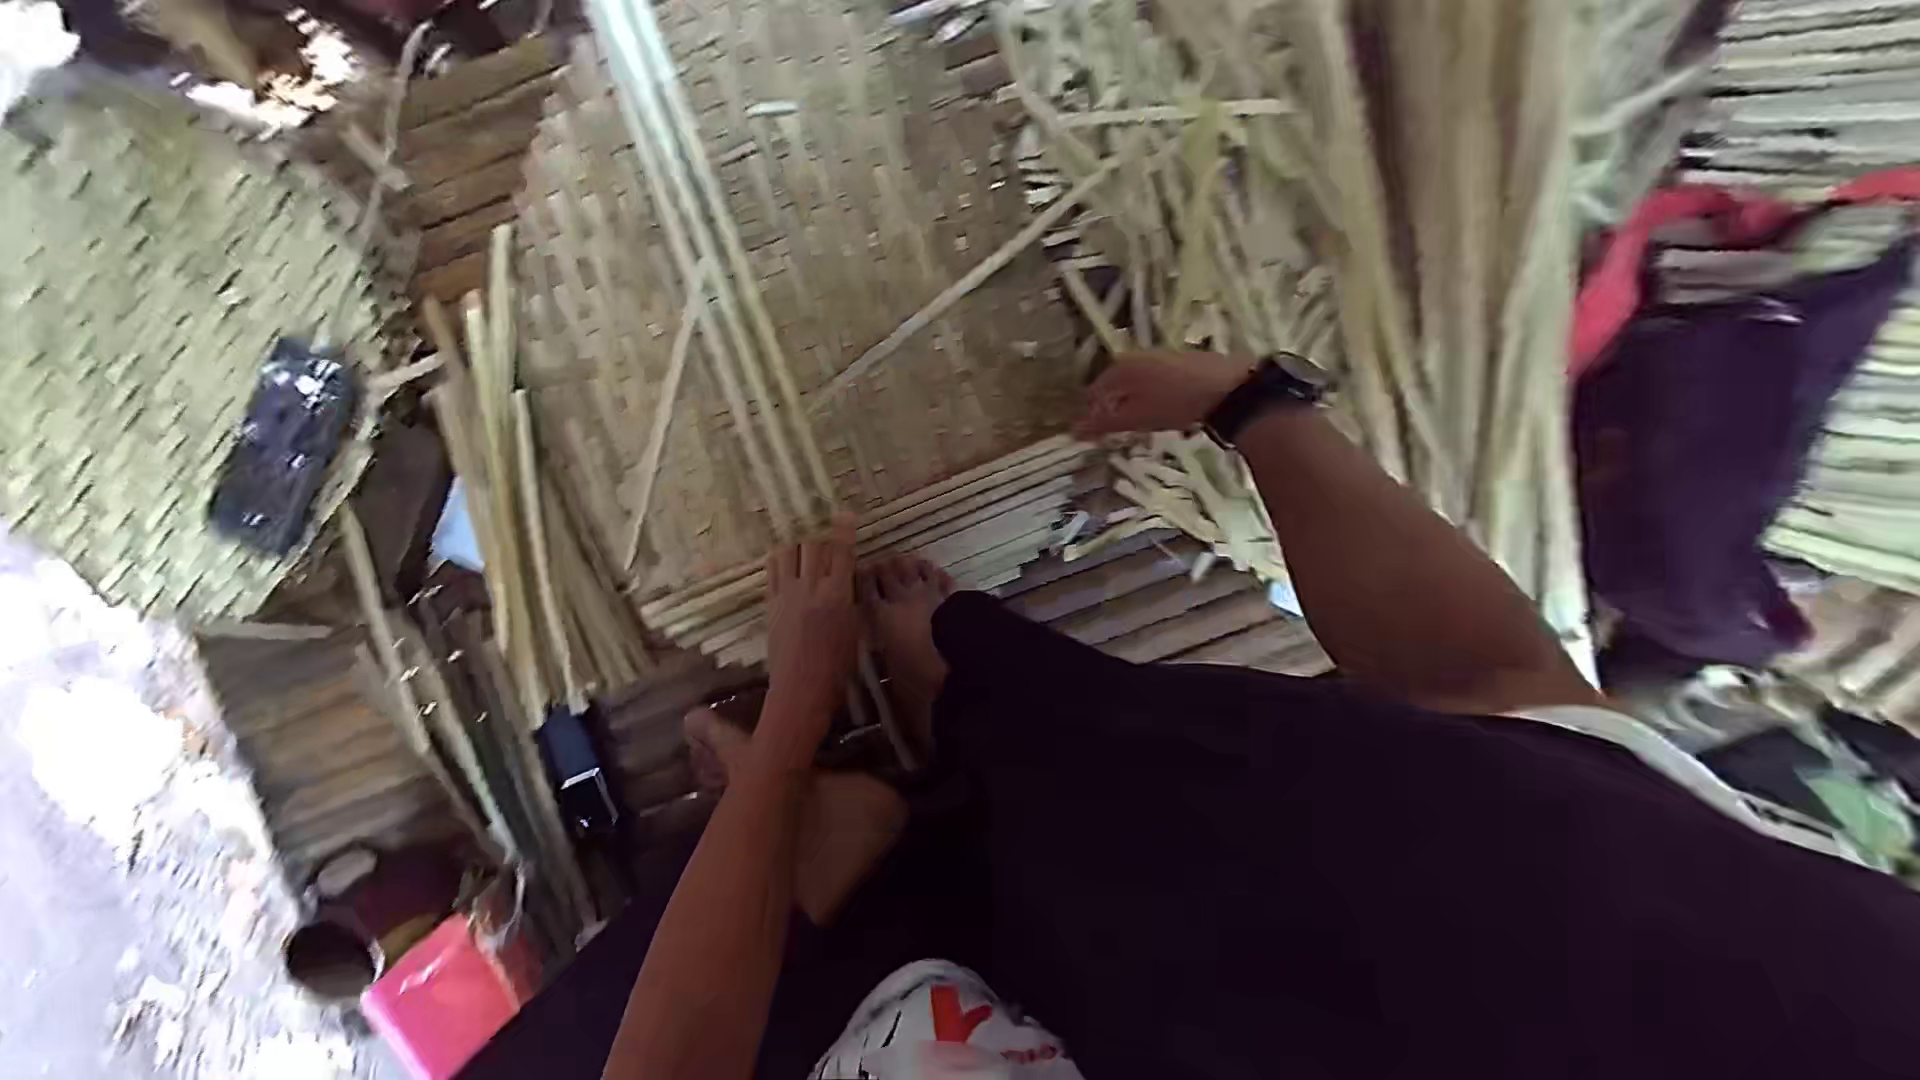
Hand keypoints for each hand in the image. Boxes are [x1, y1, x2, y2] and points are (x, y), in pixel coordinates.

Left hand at [762, 514, 859, 727]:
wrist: (801, 689)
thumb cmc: (838, 666)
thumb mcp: (854, 628)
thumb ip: (849, 598)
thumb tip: (847, 577)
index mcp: (836, 595)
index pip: (841, 552)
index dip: (844, 531)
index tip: (846, 516)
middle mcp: (809, 588)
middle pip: (813, 546)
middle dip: (822, 540)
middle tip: (828, 543)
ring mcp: (786, 595)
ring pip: (789, 552)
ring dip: (799, 547)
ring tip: (806, 552)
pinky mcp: (770, 604)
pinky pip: (772, 571)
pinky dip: (780, 561)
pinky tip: (786, 564)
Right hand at [1074, 351, 1255, 436]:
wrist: (1228, 387)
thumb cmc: (1174, 402)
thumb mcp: (1135, 417)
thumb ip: (1104, 423)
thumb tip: (1072, 431)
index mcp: (1120, 368)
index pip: (1093, 392)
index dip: (1089, 414)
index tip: (1090, 435)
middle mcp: (1136, 358)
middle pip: (1114, 387)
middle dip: (1110, 409)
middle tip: (1112, 432)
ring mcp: (1160, 358)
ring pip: (1135, 385)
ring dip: (1131, 405)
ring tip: (1136, 426)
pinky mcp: (1181, 364)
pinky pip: (1154, 384)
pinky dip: (1150, 399)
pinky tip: (1160, 414)